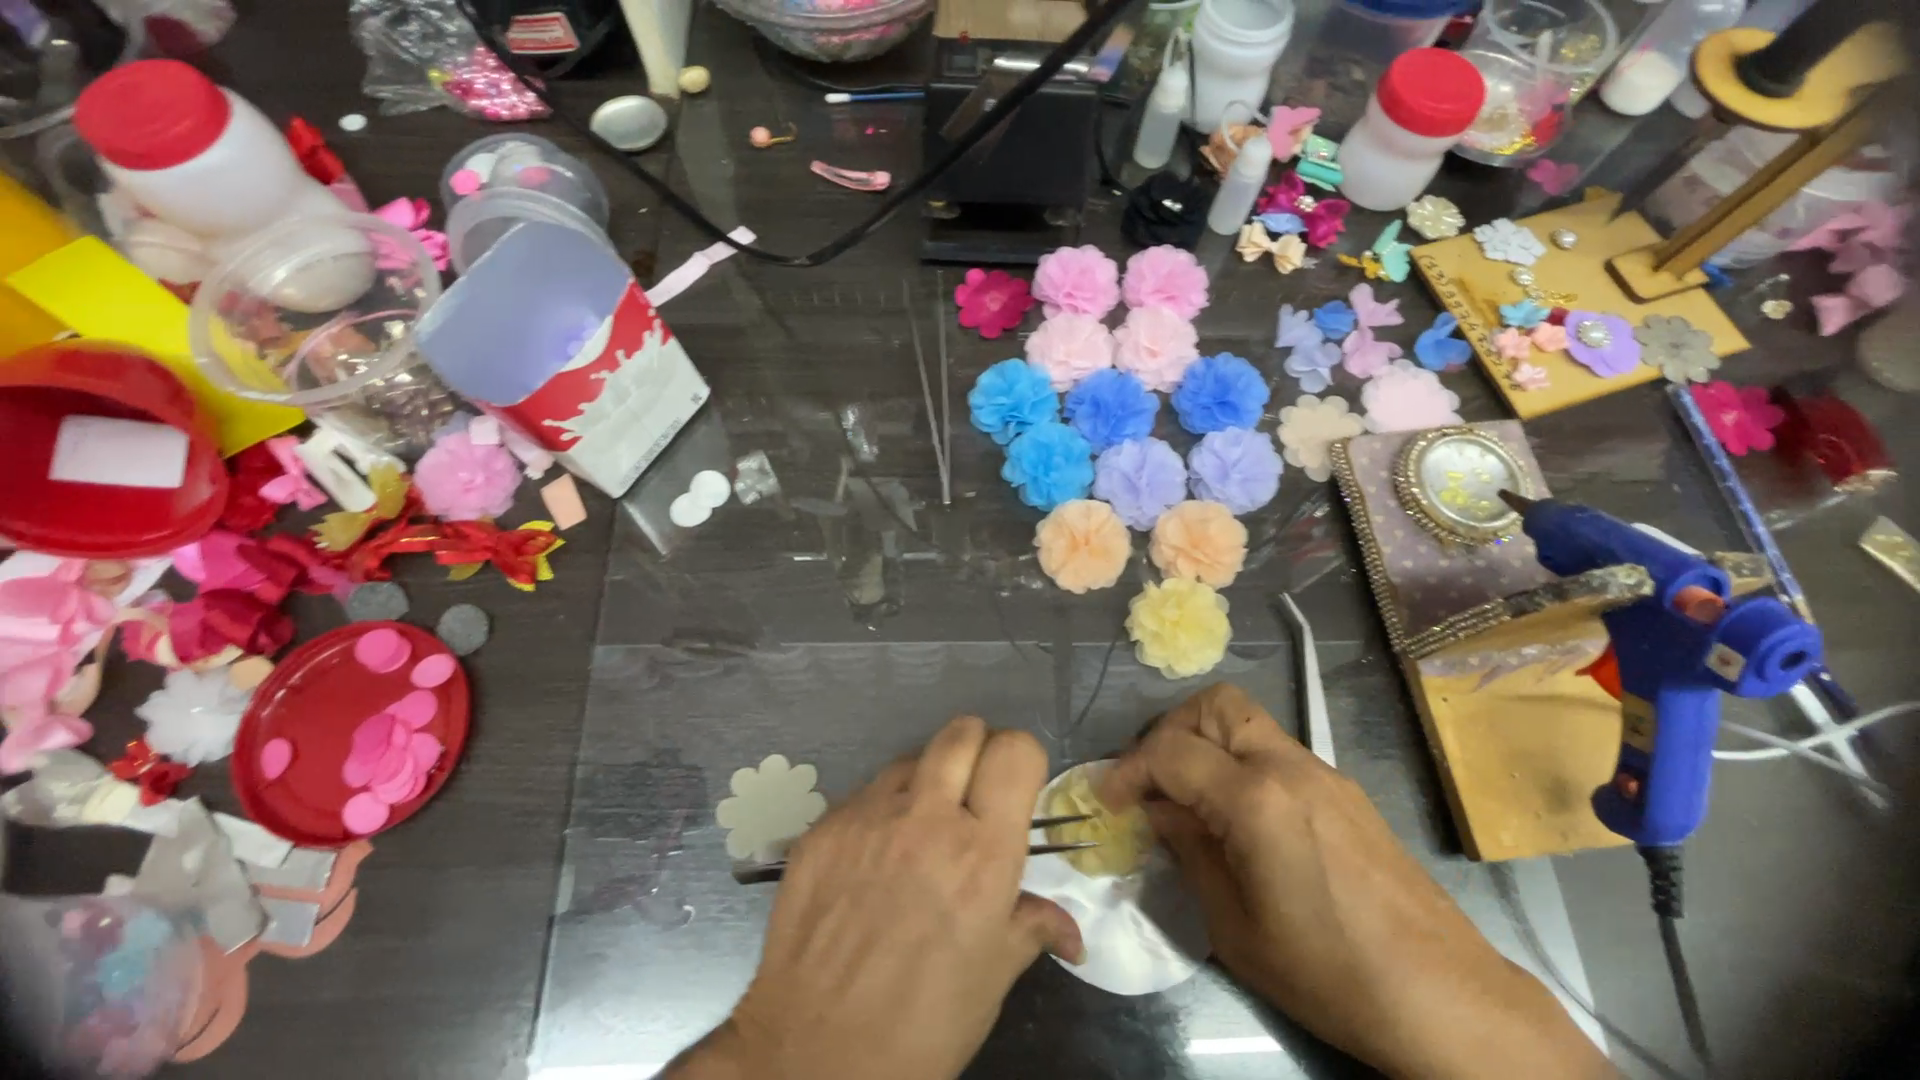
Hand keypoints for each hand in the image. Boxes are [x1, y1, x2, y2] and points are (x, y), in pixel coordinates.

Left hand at [671, 717, 1082, 1079]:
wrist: (816, 1053)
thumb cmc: (924, 1023)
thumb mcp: (993, 976)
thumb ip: (1032, 927)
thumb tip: (1070, 932)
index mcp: (982, 852)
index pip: (1014, 751)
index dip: (1020, 761)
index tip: (1015, 790)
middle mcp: (926, 818)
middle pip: (960, 732)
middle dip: (976, 749)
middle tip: (973, 793)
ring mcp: (866, 817)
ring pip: (909, 759)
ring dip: (925, 780)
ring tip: (920, 828)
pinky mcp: (822, 829)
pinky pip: (863, 794)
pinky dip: (879, 811)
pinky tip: (873, 858)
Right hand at [1100, 684, 1611, 1079]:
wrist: (1444, 998)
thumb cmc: (1328, 973)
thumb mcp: (1233, 927)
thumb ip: (1189, 851)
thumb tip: (1159, 811)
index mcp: (1256, 799)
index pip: (1170, 750)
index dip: (1127, 769)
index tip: (1109, 802)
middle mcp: (1290, 767)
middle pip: (1216, 706)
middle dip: (1170, 732)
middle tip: (1152, 783)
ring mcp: (1325, 774)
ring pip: (1249, 722)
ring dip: (1207, 744)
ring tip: (1188, 799)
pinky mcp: (1346, 792)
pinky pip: (1277, 752)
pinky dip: (1241, 764)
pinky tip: (1238, 820)